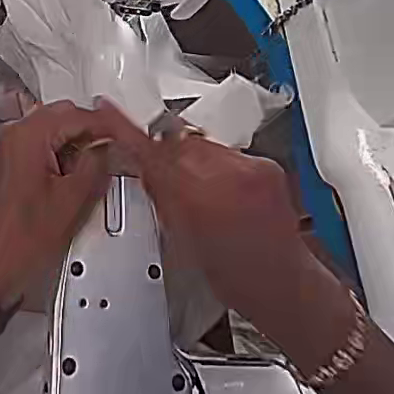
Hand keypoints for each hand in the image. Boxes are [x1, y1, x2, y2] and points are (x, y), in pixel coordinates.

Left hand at [0, 100, 136, 311]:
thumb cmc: (17, 241)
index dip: (107, 126)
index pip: (78, 115)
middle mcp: (13, 137)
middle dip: (91, 131)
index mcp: (28, 137)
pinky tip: (75, 177)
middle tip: (114, 148)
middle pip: (63, 116)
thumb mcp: (74, 199)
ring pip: (53, 131)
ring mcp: (8, 150)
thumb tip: (108, 147)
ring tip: (97, 166)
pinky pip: (42, 147)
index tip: (123, 134)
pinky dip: (61, 155)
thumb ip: (97, 163)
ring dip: (76, 143)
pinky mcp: (9, 166)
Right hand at [123, 123, 355, 368]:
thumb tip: (142, 165)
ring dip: (197, 158)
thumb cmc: (235, 274)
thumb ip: (161, 194)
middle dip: (168, 152)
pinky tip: (229, 193)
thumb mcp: (182, 238)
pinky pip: (232, 152)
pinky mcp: (267, 166)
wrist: (281, 282)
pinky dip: (223, 165)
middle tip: (167, 173)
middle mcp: (227, 177)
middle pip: (180, 142)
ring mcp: (252, 169)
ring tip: (207, 193)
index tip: (111, 112)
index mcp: (197, 199)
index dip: (127, 128)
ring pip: (206, 145)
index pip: (153, 152)